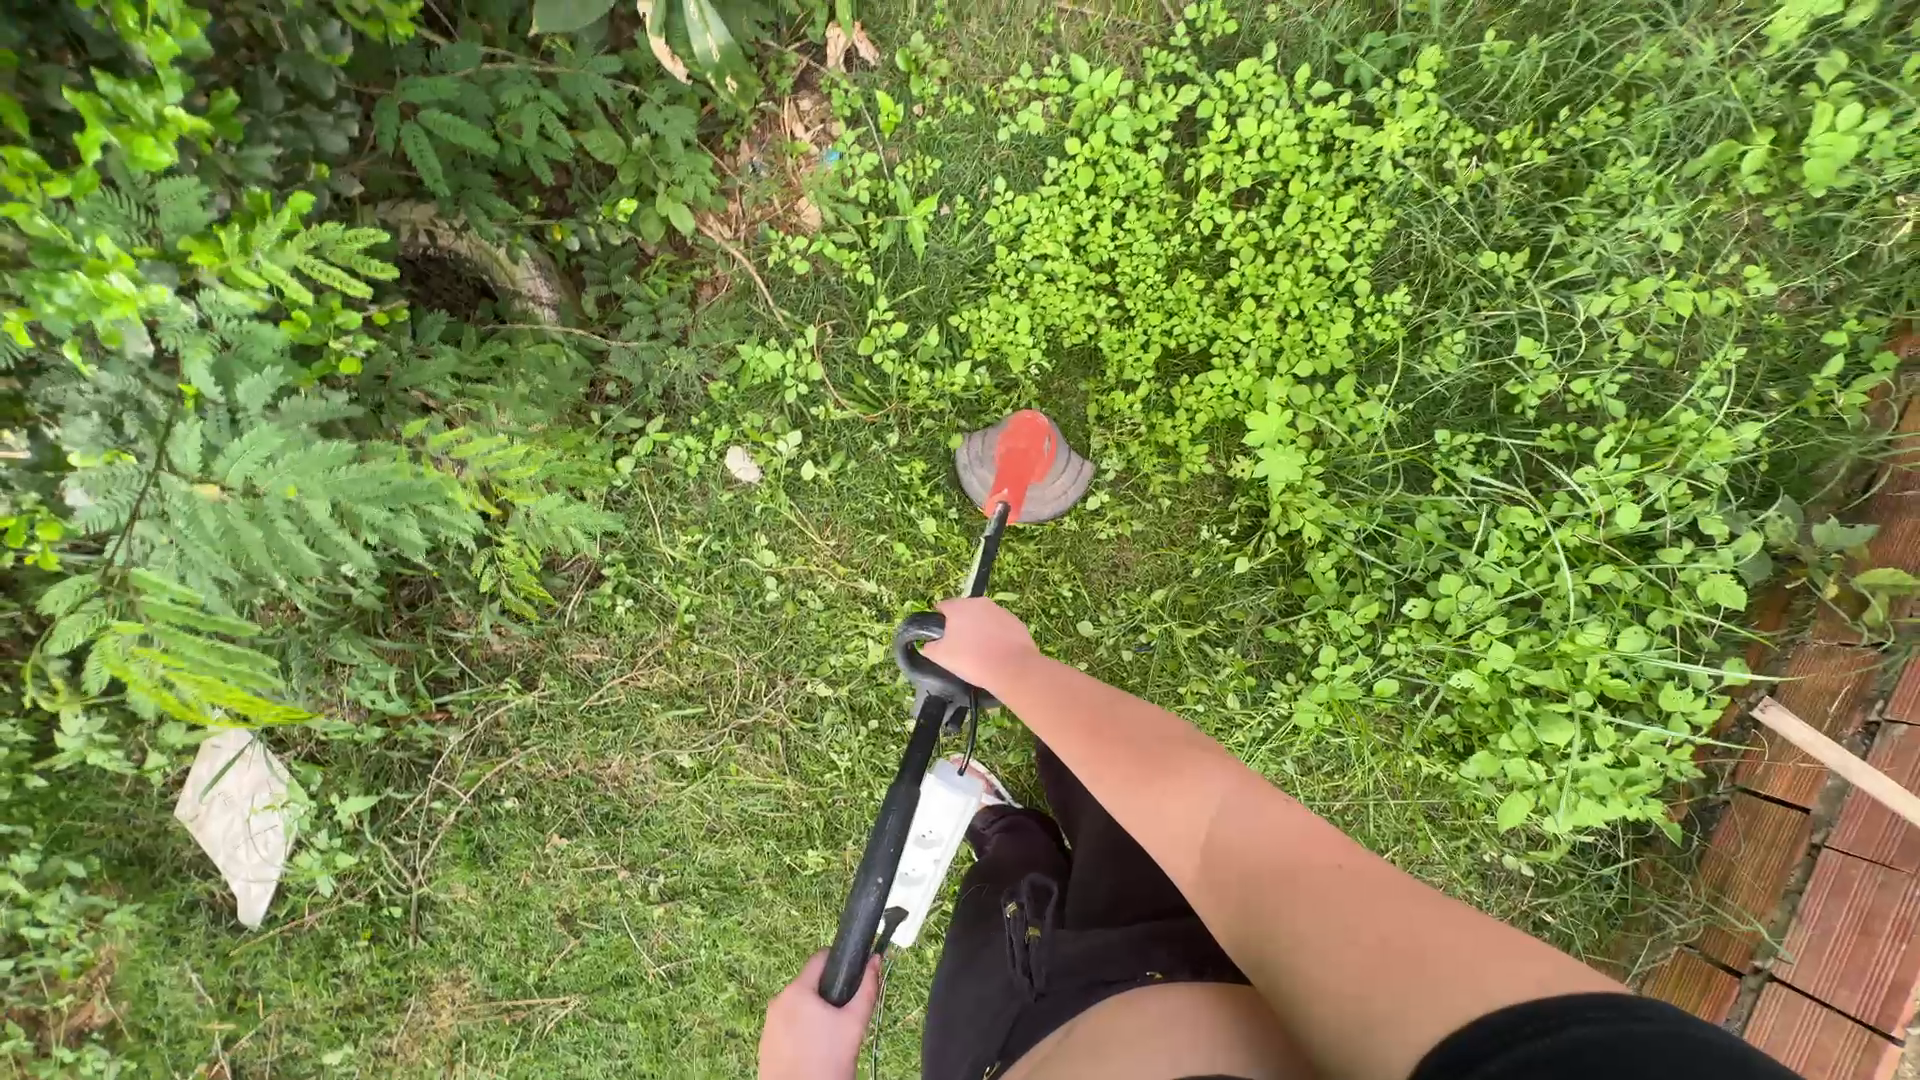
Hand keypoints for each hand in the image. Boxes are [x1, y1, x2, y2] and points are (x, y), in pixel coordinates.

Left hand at [757, 950, 881, 1079]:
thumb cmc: (828, 1063)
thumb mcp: (854, 1024)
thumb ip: (867, 988)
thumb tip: (875, 960)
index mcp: (797, 991)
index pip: (820, 958)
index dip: (840, 964)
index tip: (852, 980)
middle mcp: (778, 1002)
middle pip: (810, 985)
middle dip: (828, 996)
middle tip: (843, 1019)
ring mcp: (769, 1024)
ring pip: (800, 1007)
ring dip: (815, 1015)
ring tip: (830, 1040)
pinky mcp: (765, 1044)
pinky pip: (788, 1026)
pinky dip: (802, 1032)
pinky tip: (814, 1052)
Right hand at [921, 596, 1042, 694]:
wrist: (1012, 668)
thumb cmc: (972, 659)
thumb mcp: (941, 656)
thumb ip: (930, 647)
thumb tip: (927, 645)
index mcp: (959, 607)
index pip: (942, 606)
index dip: (939, 620)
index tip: (940, 636)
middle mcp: (980, 603)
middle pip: (964, 611)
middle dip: (960, 624)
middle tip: (959, 646)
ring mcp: (1000, 611)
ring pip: (984, 618)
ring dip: (980, 629)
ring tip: (980, 651)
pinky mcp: (1016, 622)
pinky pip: (1000, 626)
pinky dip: (996, 635)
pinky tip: (996, 652)